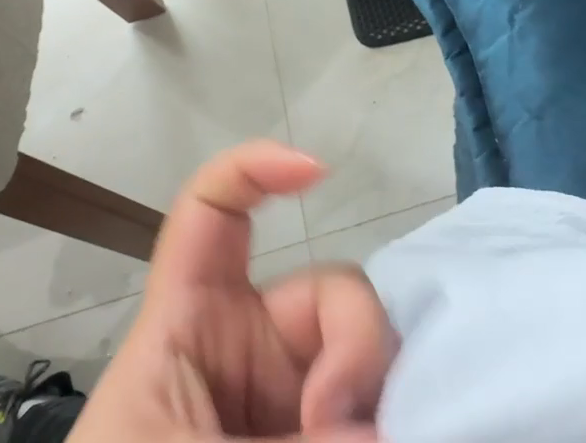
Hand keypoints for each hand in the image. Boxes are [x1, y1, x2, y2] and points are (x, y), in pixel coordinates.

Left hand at [67, 141, 395, 441]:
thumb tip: (380, 431)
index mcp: (192, 323)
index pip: (213, 215)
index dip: (256, 170)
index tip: (318, 173)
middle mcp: (254, 344)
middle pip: (330, 293)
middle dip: (355, 343)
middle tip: (337, 424)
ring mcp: (298, 392)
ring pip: (367, 354)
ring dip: (377, 399)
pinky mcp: (329, 431)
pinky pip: (376, 409)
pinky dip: (389, 421)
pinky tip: (393, 433)